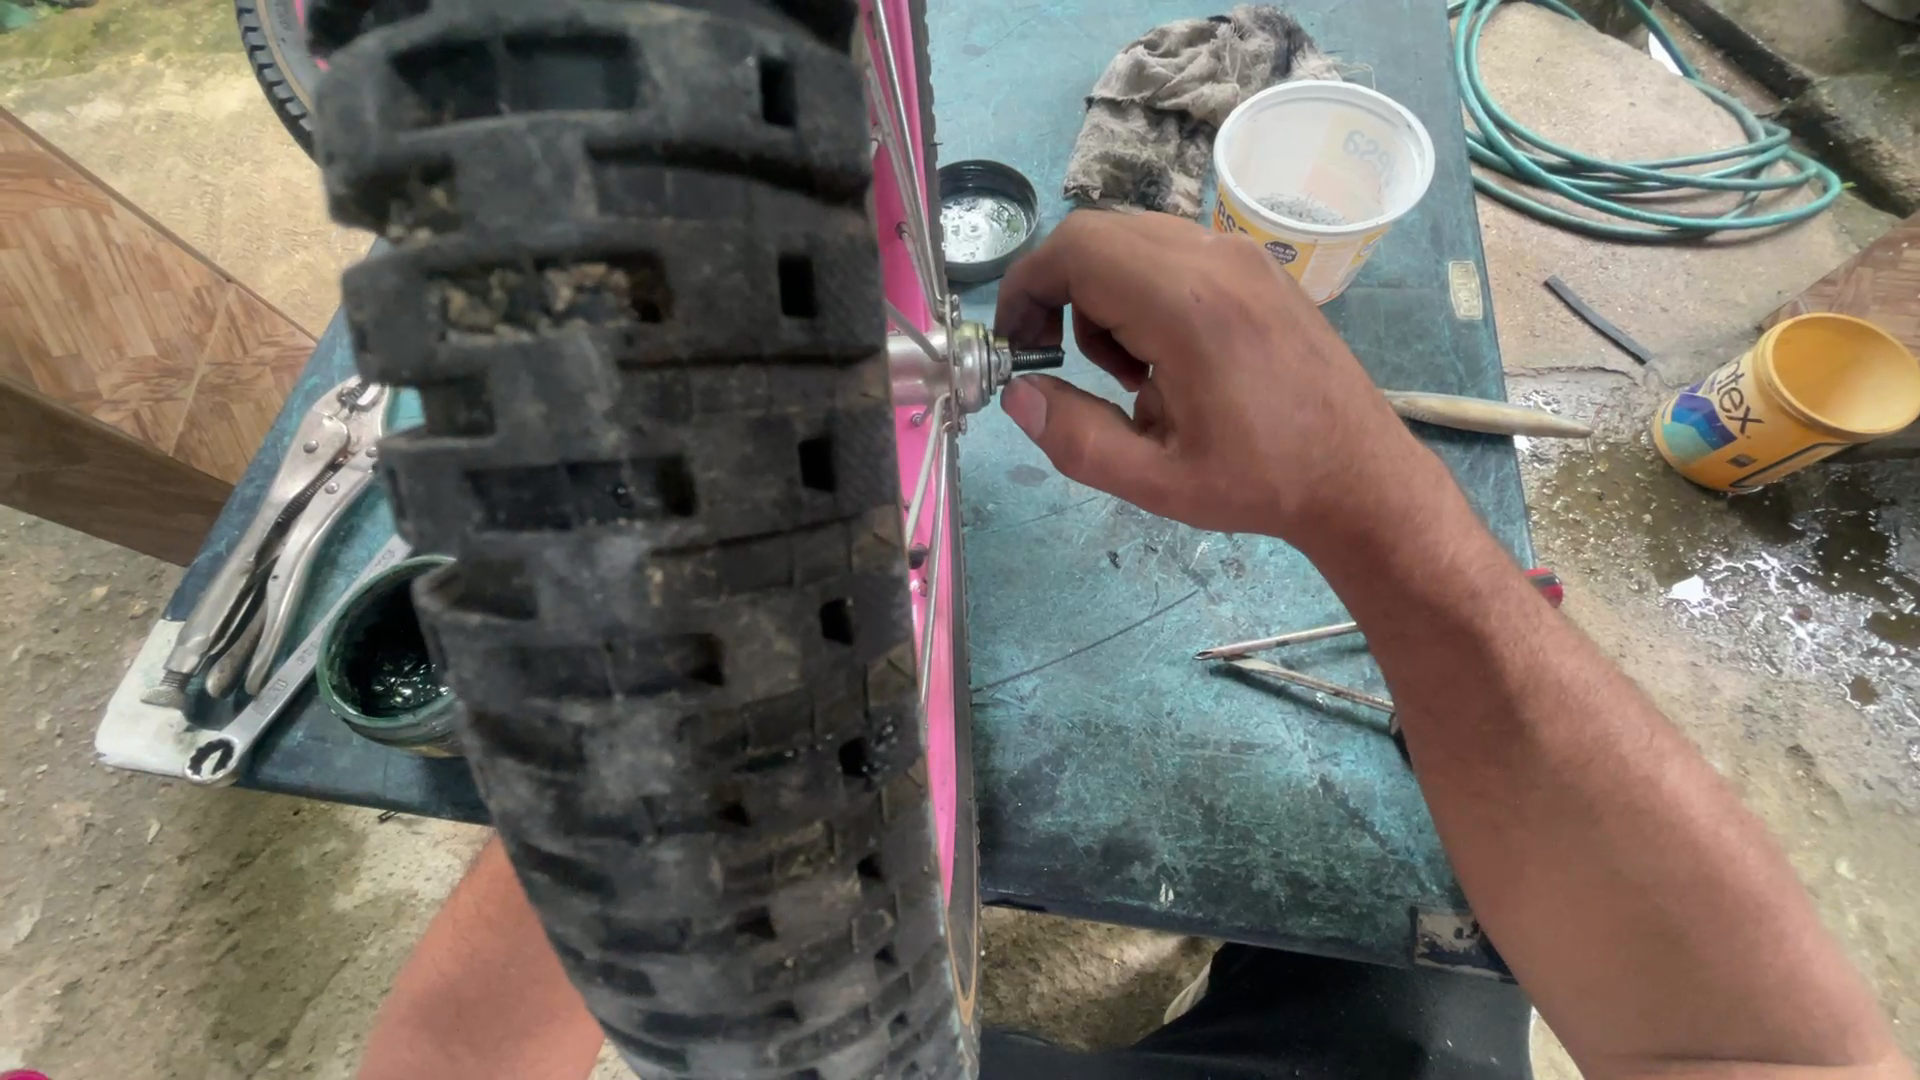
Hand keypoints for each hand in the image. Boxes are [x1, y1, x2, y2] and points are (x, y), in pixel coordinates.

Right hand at [994, 210, 1434, 546]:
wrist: (1357, 473)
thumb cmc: (1258, 482)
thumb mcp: (1152, 480)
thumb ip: (1073, 438)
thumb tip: (1017, 394)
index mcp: (1188, 305)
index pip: (1075, 250)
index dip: (1025, 288)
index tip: (1016, 344)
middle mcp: (1215, 257)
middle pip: (1096, 234)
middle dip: (1056, 291)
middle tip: (1057, 360)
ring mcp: (1240, 254)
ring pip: (1130, 239)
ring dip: (1099, 294)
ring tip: (1124, 372)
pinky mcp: (1254, 266)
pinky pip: (1168, 251)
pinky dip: (1137, 290)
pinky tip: (1161, 355)